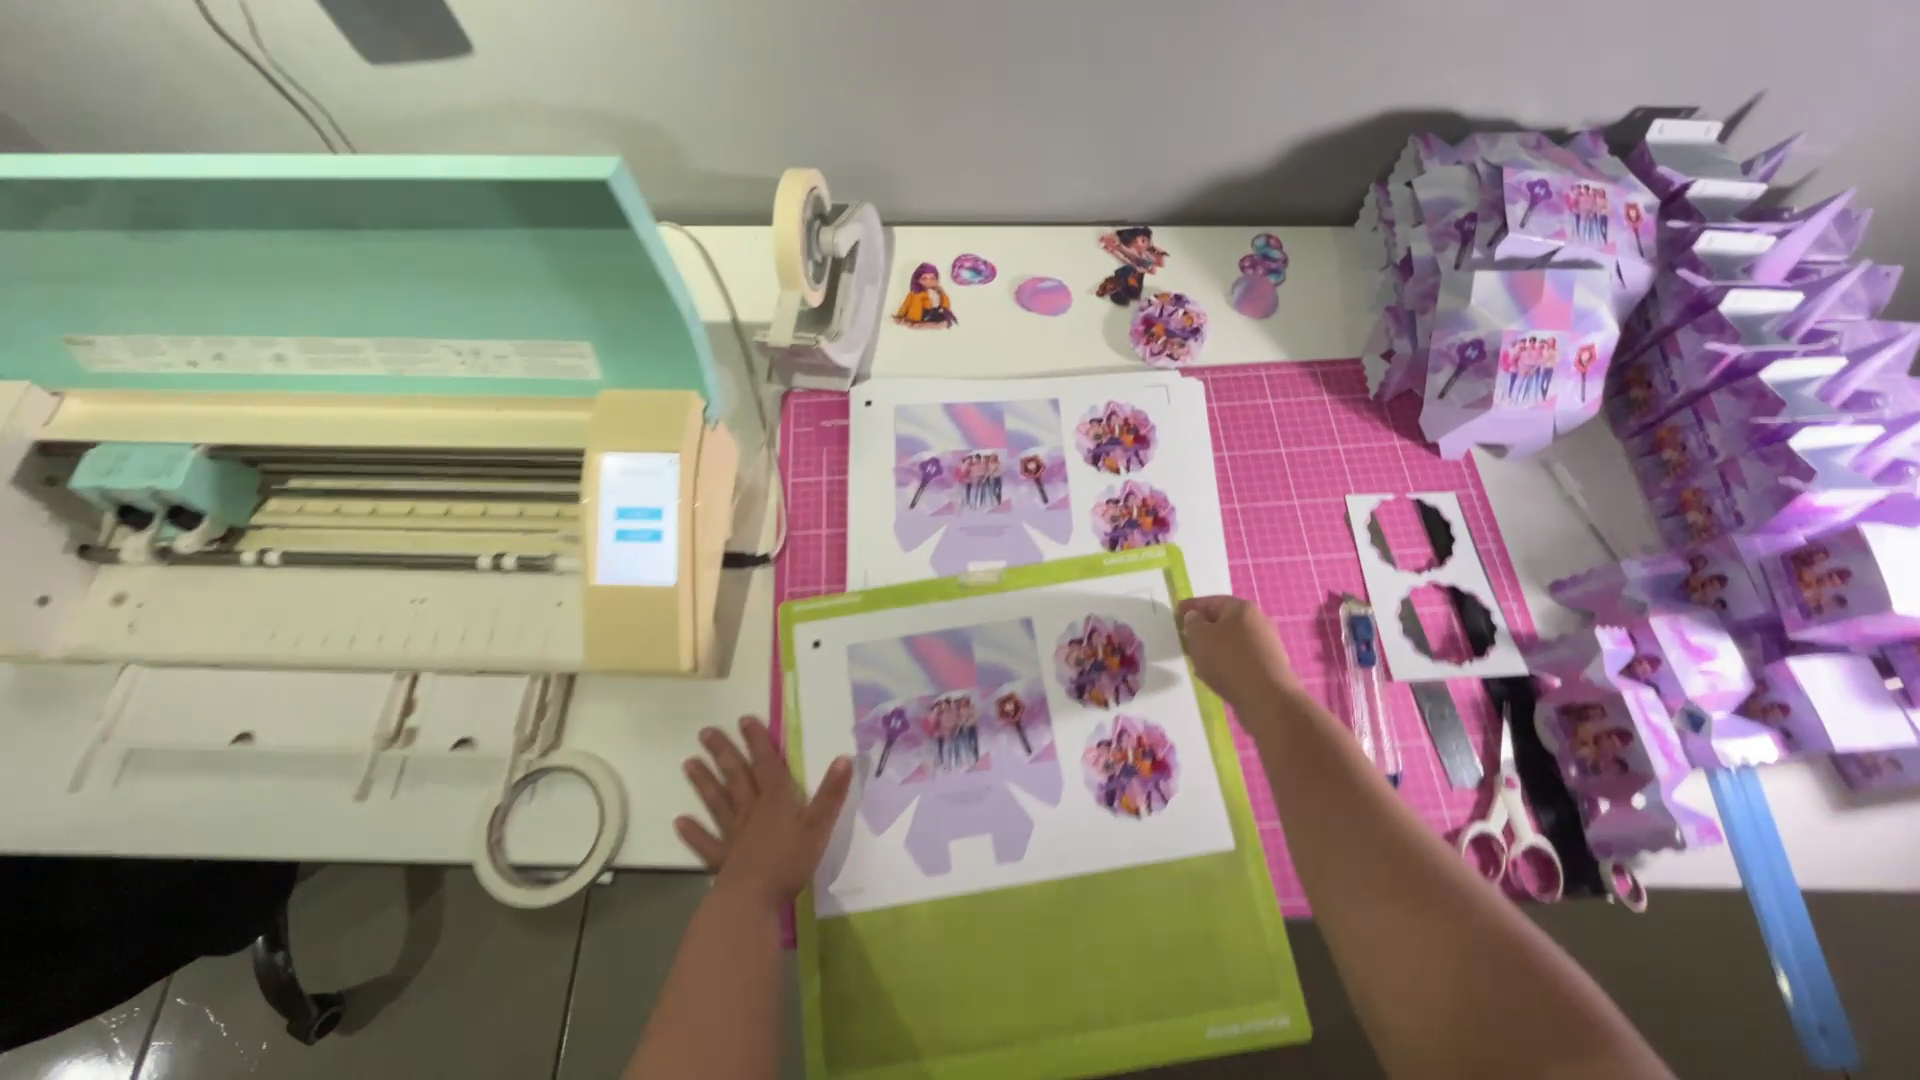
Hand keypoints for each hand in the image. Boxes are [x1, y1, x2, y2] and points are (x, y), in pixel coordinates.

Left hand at [675, 717, 853, 908]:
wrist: (754, 898)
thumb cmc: (790, 861)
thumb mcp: (819, 825)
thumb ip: (831, 793)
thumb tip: (844, 758)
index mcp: (776, 800)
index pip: (767, 764)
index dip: (757, 741)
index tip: (744, 720)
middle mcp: (751, 811)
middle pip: (737, 777)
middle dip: (724, 753)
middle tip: (705, 733)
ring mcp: (733, 835)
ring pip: (718, 802)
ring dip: (704, 782)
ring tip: (688, 763)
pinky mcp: (722, 859)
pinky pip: (706, 843)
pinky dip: (692, 833)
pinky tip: (679, 822)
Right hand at [1177, 596, 1301, 716]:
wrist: (1267, 698)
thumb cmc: (1228, 660)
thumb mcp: (1199, 636)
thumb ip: (1192, 622)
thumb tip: (1196, 618)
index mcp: (1242, 608)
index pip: (1211, 601)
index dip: (1191, 607)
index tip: (1176, 613)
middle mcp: (1258, 622)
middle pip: (1224, 621)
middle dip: (1204, 628)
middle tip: (1186, 638)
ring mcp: (1267, 645)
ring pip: (1232, 641)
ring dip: (1215, 647)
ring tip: (1198, 659)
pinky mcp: (1269, 666)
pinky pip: (1241, 658)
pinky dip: (1226, 662)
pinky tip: (1216, 675)